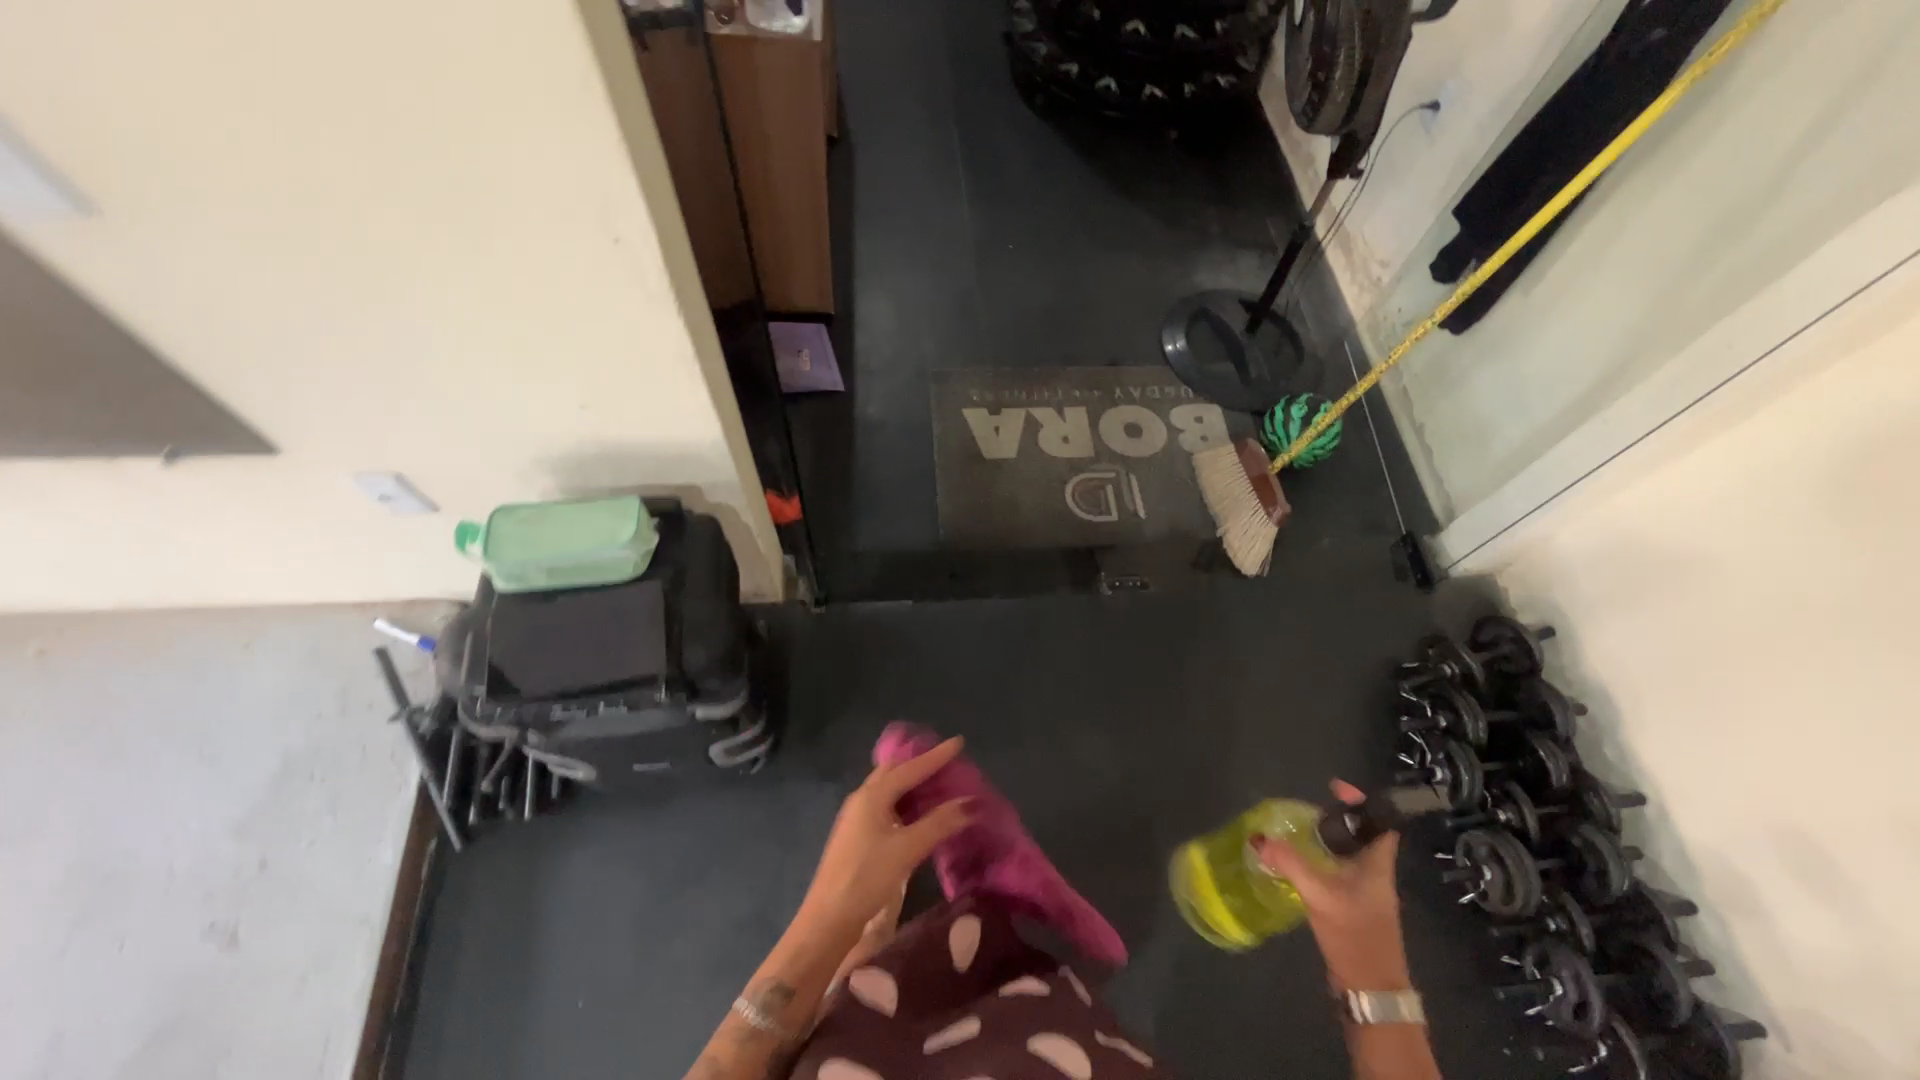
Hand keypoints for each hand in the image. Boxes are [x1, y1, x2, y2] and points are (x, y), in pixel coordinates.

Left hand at [798, 737, 973, 937]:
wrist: (829, 917)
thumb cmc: (867, 876)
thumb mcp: (907, 849)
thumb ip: (940, 823)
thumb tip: (972, 803)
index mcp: (872, 796)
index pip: (910, 768)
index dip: (936, 756)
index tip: (959, 742)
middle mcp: (862, 799)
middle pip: (894, 772)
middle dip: (920, 763)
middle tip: (947, 761)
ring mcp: (857, 818)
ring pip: (889, 790)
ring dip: (912, 783)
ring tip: (938, 782)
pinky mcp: (858, 836)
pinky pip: (886, 806)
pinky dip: (906, 802)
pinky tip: (919, 813)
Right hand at [1252, 779, 1410, 991]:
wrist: (1370, 988)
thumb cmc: (1355, 936)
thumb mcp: (1321, 896)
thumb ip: (1291, 865)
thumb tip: (1260, 839)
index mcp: (1377, 865)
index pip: (1380, 823)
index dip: (1363, 802)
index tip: (1335, 788)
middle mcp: (1375, 875)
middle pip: (1360, 837)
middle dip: (1335, 820)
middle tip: (1306, 811)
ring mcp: (1364, 893)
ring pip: (1347, 856)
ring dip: (1325, 843)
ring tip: (1296, 833)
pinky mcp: (1352, 909)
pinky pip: (1336, 874)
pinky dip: (1318, 864)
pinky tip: (1296, 867)